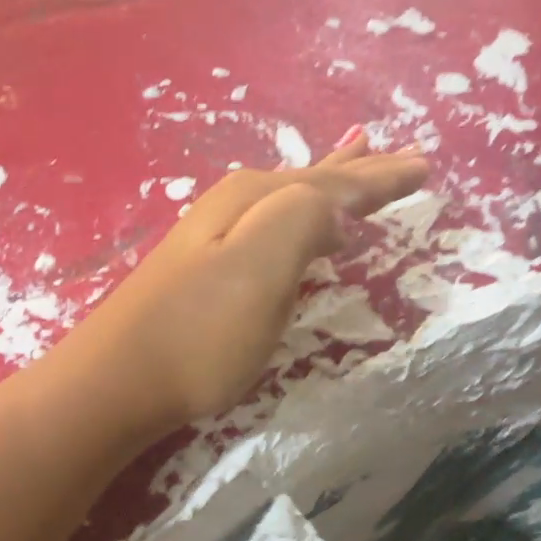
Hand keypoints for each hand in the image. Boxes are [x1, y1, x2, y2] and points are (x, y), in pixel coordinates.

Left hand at [50, 127, 428, 432]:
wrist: (115, 384)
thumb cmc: (197, 334)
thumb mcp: (259, 269)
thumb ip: (303, 221)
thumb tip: (335, 207)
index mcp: (254, 201)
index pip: (332, 183)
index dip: (380, 178)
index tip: (425, 166)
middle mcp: (232, 209)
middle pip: (309, 182)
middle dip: (357, 172)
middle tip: (402, 156)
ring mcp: (211, 242)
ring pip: (286, 202)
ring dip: (325, 188)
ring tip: (355, 167)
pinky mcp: (201, 276)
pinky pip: (268, 230)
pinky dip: (296, 222)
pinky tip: (298, 231)